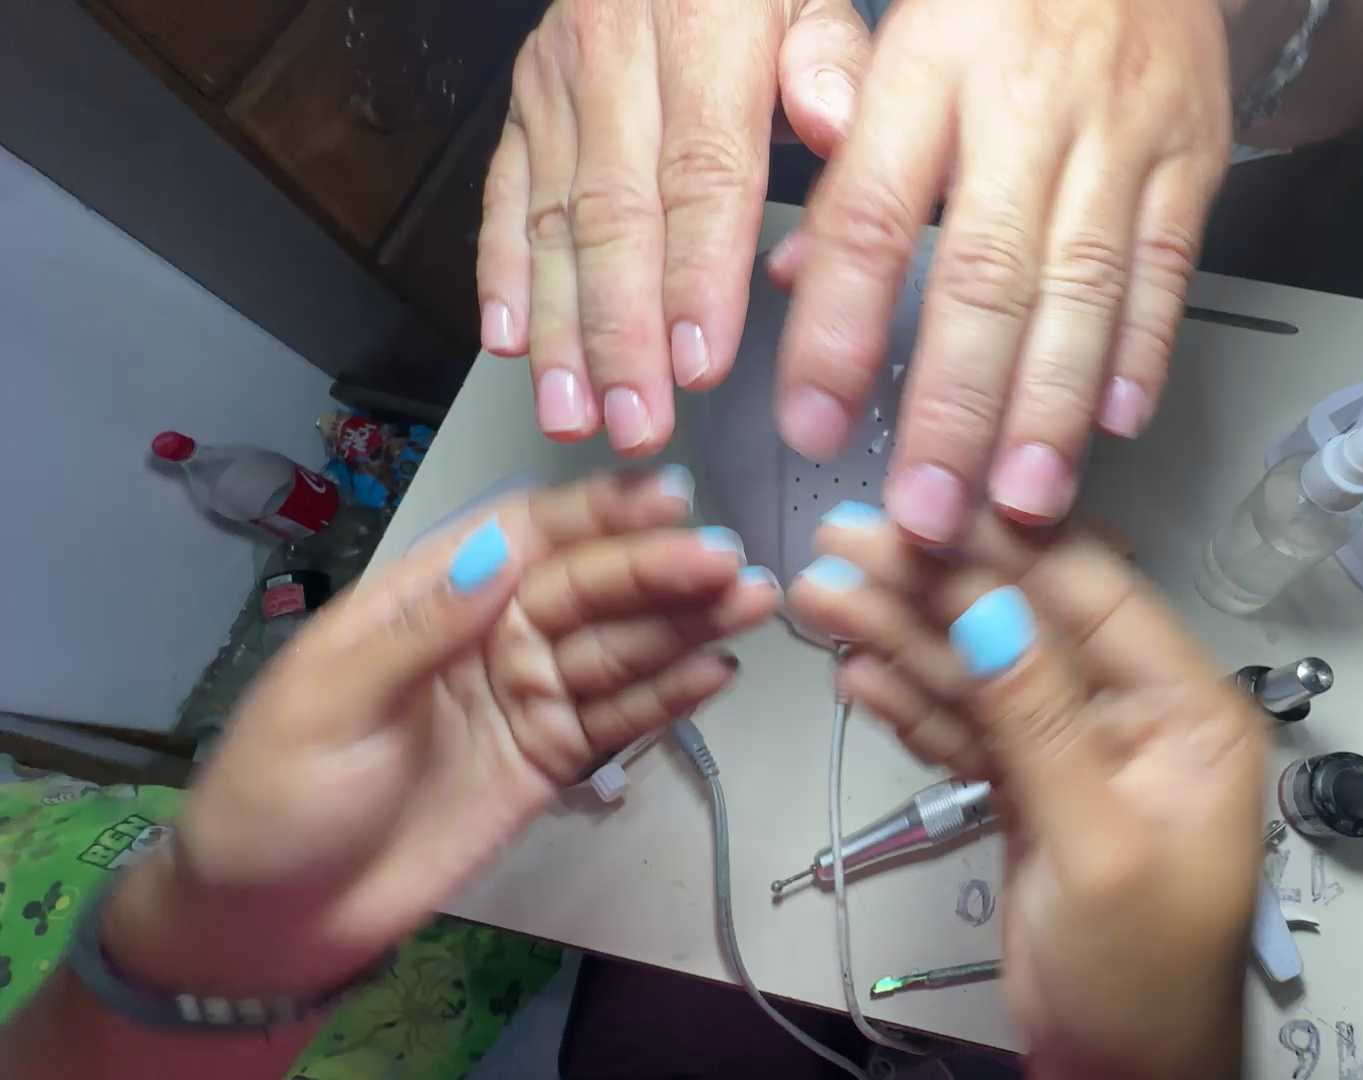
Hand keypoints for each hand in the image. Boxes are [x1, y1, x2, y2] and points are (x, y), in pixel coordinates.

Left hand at [101, 471, 779, 998]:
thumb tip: (496, 556)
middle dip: (665, 571)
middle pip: (598, 588)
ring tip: (752, 604)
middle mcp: (505, 631)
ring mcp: (542, 690)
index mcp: (441, 598)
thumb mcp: (325, 705)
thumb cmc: (279, 799)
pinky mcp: (565, 748)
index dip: (601, 511)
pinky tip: (719, 672)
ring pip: (628, 645)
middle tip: (731, 563)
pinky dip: (675, 693)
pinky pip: (628, 713)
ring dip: (691, 624)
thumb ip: (418, 631)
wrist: (283, 920)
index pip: (532, 534)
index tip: (669, 498)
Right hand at [478, 0, 871, 452]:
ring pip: (554, 224)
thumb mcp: (817, 4)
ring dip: (561, 330)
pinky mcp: (526, 108)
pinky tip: (511, 341)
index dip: (698, 280)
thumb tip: (835, 127)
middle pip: (617, 218)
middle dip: (625, 336)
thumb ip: (835, 71)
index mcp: (700, 24)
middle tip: (638, 419)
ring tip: (574, 410)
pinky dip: (503, 276)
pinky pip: (503, 197)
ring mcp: (557, 84)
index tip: (701, 364)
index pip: (702, 176)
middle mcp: (613, 52)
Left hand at [772, 0, 1232, 542]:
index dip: (838, 333)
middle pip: (987, 278)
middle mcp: (1030, 102)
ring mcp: (1124, 134)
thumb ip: (849, 170)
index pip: (870, 218)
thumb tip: (790, 282)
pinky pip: (1168, 270)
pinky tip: (1116, 424)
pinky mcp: (1192, 163)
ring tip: (1022, 498)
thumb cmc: (1002, 2)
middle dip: (956, 408)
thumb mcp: (900, 46)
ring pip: (1085, 291)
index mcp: (932, 62)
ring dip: (1050, 408)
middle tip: (929, 507)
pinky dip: (1144, 354)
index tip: (813, 425)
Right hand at [788, 504, 1263, 1076]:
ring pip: (976, 667)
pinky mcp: (1021, 766)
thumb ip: (1041, 724)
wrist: (1113, 1070)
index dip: (1003, 548)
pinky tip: (855, 670)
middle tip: (847, 547)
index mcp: (1184, 708)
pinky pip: (960, 718)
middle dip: (930, 586)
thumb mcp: (1098, 850)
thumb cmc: (1140, 980)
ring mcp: (1067, 732)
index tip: (923, 512)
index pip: (1092, 594)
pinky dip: (906, 697)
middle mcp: (1128, 704)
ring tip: (823, 600)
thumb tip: (988, 609)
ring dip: (899, 634)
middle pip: (1019, 621)